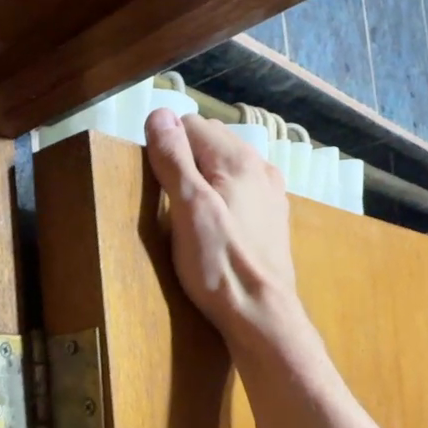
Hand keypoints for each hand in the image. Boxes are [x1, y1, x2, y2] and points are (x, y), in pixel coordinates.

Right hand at [144, 108, 299, 343]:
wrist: (260, 314)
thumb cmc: (218, 264)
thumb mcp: (187, 209)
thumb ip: (173, 160)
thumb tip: (158, 114)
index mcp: (236, 159)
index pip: (188, 125)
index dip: (165, 150)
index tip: (157, 186)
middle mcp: (259, 166)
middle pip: (208, 142)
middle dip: (183, 162)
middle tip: (168, 204)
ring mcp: (270, 192)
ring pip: (224, 167)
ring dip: (202, 180)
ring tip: (188, 217)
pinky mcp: (271, 217)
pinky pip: (239, 190)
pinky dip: (221, 197)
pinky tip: (215, 226)